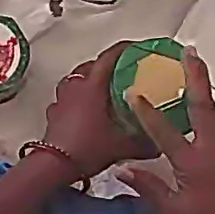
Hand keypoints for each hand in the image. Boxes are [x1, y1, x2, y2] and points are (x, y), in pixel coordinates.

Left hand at [41, 41, 156, 177]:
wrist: (54, 165)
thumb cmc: (87, 148)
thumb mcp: (121, 147)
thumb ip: (144, 144)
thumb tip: (160, 146)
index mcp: (93, 87)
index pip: (108, 58)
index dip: (123, 49)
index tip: (136, 47)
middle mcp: (75, 87)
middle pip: (91, 66)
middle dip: (107, 65)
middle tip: (122, 71)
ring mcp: (61, 99)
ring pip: (76, 79)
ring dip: (89, 79)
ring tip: (103, 89)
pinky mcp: (54, 113)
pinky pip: (66, 97)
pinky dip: (77, 98)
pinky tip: (84, 109)